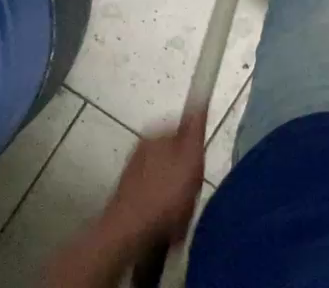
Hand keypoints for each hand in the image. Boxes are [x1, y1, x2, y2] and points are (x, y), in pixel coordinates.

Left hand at [99, 111, 205, 250]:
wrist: (128, 235)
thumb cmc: (165, 194)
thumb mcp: (190, 156)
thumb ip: (196, 126)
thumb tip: (200, 94)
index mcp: (153, 136)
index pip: (184, 132)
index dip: (195, 151)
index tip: (198, 168)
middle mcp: (140, 150)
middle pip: (176, 158)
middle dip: (186, 177)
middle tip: (190, 193)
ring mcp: (132, 176)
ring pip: (166, 182)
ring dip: (176, 197)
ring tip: (178, 214)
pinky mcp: (128, 201)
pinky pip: (155, 201)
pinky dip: (163, 211)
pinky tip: (166, 224)